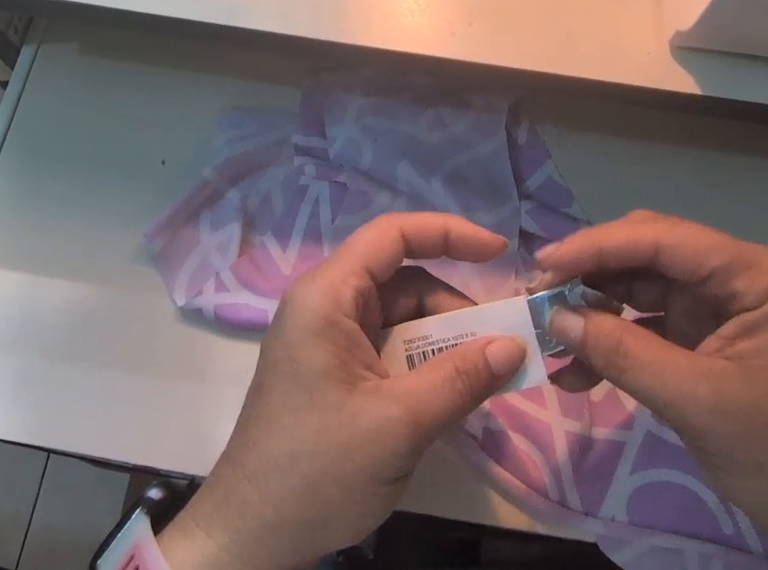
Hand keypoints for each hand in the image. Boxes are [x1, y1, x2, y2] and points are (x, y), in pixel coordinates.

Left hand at [158, 213, 528, 569]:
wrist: (251, 535)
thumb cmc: (318, 470)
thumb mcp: (399, 424)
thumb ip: (461, 379)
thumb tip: (515, 346)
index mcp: (328, 296)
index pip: (392, 236)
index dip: (448, 233)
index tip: (500, 252)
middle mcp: (326, 307)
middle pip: (403, 282)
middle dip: (455, 309)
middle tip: (503, 347)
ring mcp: (328, 341)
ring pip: (400, 319)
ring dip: (444, 342)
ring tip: (484, 379)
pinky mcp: (334, 374)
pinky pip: (389, 351)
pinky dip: (424, 366)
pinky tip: (452, 397)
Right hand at [535, 210, 767, 569]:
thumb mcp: (699, 403)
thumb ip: (623, 352)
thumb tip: (553, 315)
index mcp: (756, 275)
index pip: (663, 239)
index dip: (597, 245)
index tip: (543, 264)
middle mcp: (737, 277)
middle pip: (647, 254)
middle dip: (590, 274)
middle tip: (538, 295)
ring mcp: (719, 306)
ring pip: (639, 286)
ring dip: (593, 309)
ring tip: (548, 335)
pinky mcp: (705, 337)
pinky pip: (645, 323)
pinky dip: (610, 341)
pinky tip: (574, 369)